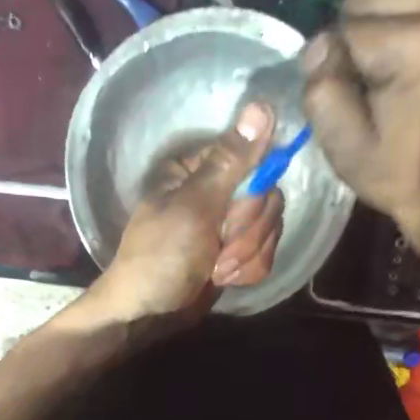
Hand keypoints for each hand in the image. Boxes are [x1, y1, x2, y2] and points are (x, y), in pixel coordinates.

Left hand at [78, 102, 285, 324]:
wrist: (148, 314)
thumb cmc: (160, 257)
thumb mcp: (194, 207)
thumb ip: (232, 162)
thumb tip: (262, 106)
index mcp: (199, 168)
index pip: (254, 160)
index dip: (251, 197)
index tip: (230, 219)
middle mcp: (218, 187)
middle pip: (269, 197)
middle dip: (247, 235)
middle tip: (218, 253)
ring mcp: (229, 220)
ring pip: (271, 227)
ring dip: (247, 255)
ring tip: (217, 270)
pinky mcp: (239, 249)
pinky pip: (267, 250)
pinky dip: (249, 269)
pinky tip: (224, 279)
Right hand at [301, 0, 419, 254]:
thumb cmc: (400, 172)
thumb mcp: (344, 146)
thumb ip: (321, 87)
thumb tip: (318, 43)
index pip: (344, 27)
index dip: (335, 62)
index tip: (353, 97)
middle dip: (356, 29)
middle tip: (370, 76)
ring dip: (381, 3)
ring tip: (388, 46)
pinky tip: (408, 21)